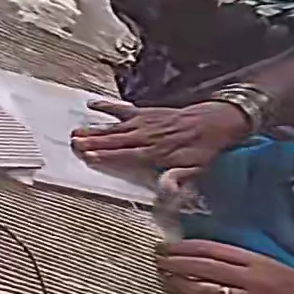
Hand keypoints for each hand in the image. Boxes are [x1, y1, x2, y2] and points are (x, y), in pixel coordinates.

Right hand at [72, 100, 250, 169]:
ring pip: (115, 127)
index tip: (90, 156)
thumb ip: (179, 178)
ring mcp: (144, 122)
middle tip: (75, 143)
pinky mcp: (145, 112)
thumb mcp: (199, 168)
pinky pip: (122, 109)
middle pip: (116, 140)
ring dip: (95, 130)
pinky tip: (92, 105)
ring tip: (76, 132)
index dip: (108, 156)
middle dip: (94, 142)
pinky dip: (107, 106)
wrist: (218, 121)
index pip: (127, 155)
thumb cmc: (205, 149)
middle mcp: (147, 137)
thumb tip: (167, 188)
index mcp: (158, 153)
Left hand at [155, 240, 293, 293]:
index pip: (214, 249)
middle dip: (177, 262)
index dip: (186, 247)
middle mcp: (253, 280)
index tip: (167, 246)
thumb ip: (241, 259)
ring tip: (165, 277)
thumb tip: (202, 251)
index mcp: (260, 262)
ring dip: (180, 282)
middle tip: (158, 259)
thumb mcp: (274, 265)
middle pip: (205, 267)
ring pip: (206, 289)